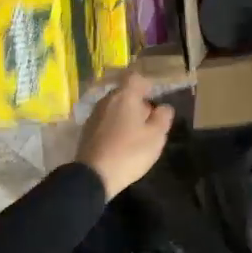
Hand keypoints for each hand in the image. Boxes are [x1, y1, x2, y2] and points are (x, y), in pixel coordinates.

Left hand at [77, 73, 174, 199]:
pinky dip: (114, 126)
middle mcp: (107, 100)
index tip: (154, 97)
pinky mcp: (87, 130)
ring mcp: (94, 114)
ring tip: (136, 136)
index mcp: (125, 96)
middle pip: (124, 93)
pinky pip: (105, 120)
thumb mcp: (156, 137)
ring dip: (125, 116)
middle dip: (137, 103)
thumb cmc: (129, 152)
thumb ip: (163, 118)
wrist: (94, 175)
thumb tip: (164, 107)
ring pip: (114, 107)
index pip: (135, 77)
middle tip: (149, 122)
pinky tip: (120, 144)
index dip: (146, 84)